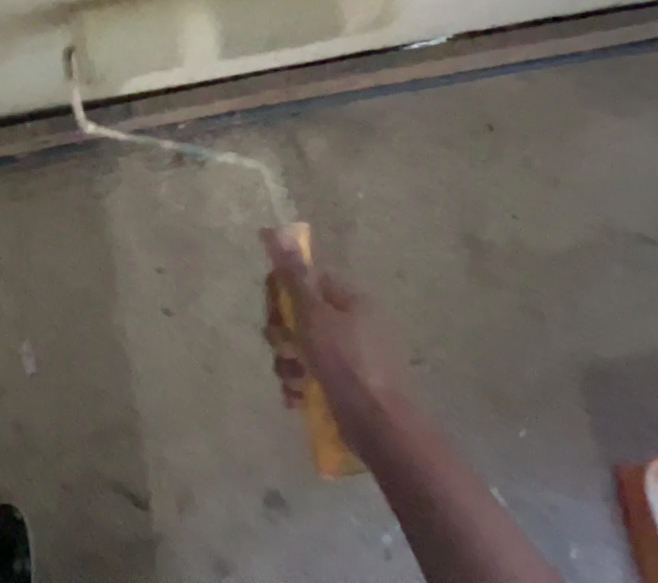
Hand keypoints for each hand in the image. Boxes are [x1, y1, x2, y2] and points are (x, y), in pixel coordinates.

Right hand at [260, 226, 405, 422]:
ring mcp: (352, 357)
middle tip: (288, 352)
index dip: (282, 296)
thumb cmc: (348, 364)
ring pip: (301, 350)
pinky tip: (300, 398)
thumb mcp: (314, 315)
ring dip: (290, 365)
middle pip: (298, 317)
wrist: (380, 427)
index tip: (276, 316)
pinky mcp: (347, 386)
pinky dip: (301, 386)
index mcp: (350, 300)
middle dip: (284, 337)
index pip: (303, 281)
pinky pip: (311, 377)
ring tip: (296, 382)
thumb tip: (276, 229)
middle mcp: (353, 324)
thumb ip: (293, 276)